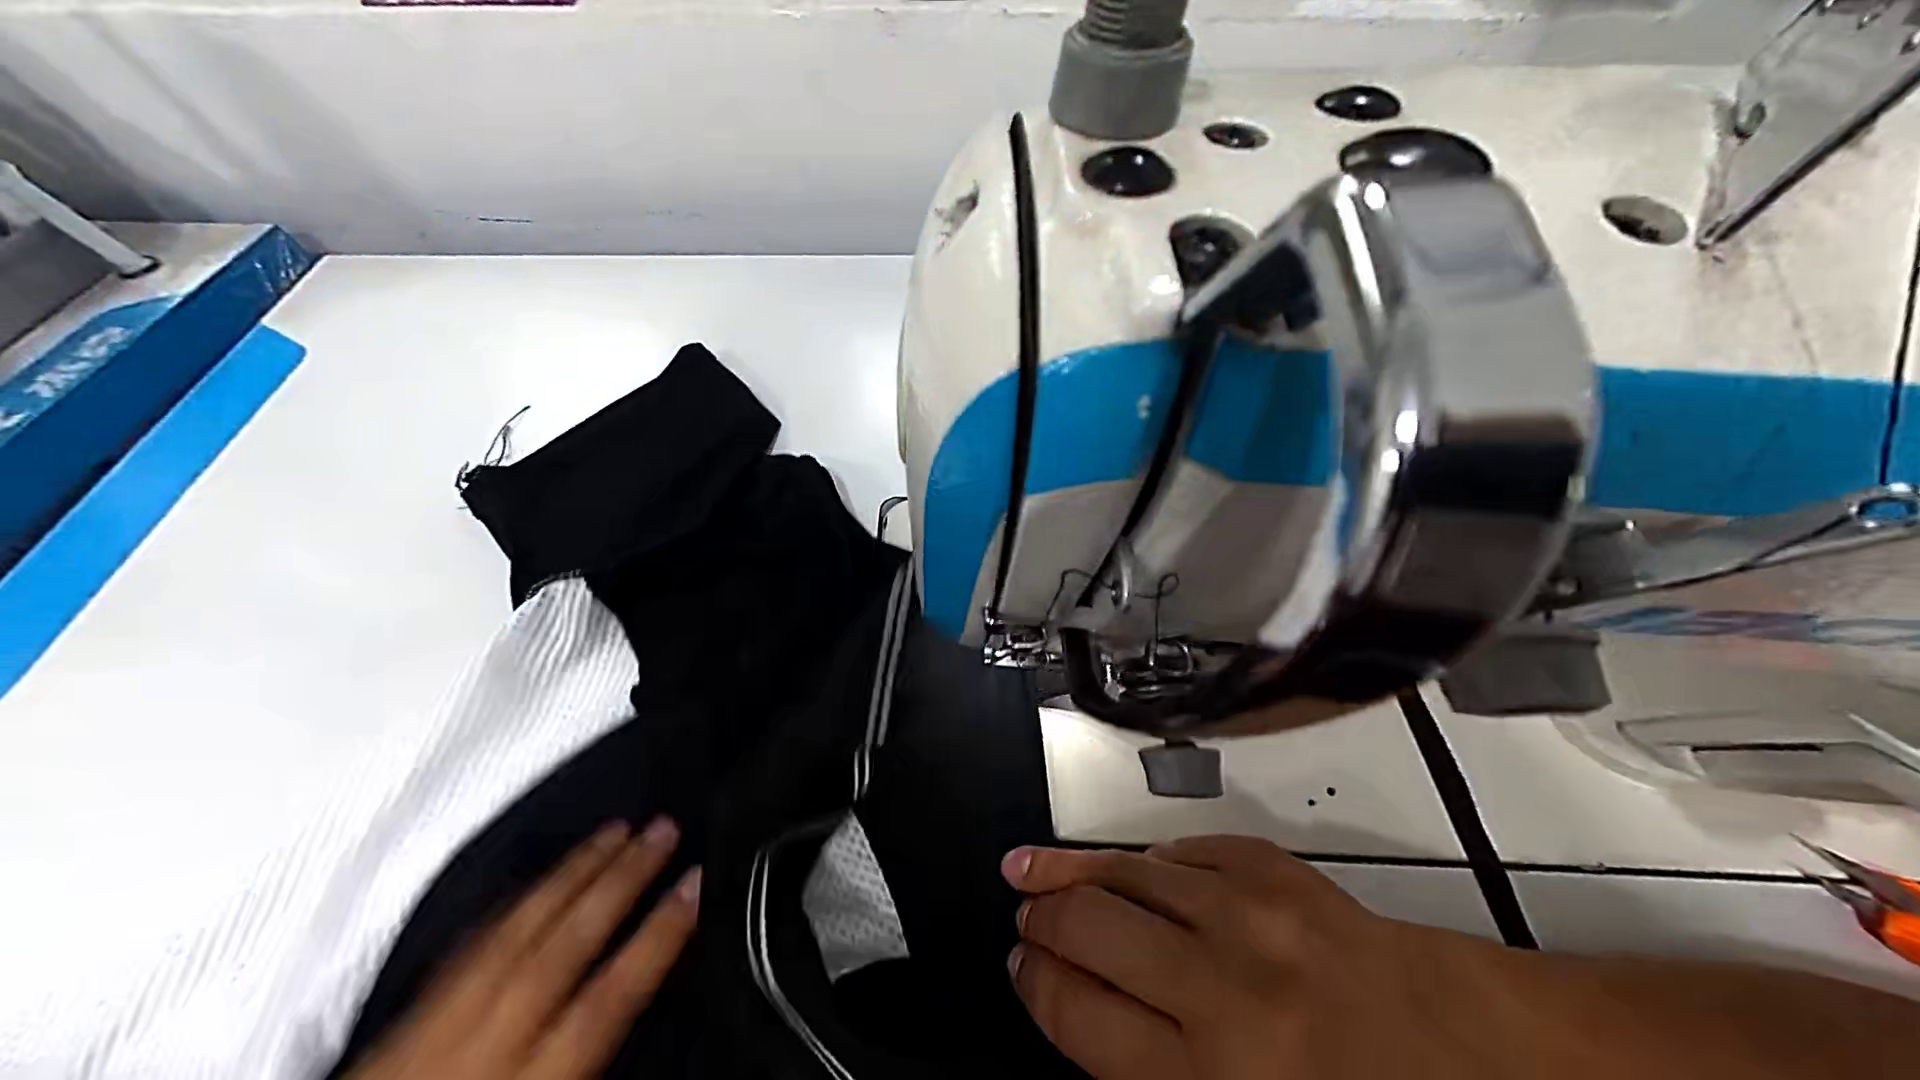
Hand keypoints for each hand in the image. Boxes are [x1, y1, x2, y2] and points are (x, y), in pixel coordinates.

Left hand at [348, 819, 700, 1079]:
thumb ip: (590, 1067)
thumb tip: (644, 1019)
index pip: (603, 1000)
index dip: (656, 936)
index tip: (693, 884)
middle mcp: (477, 1051)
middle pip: (559, 947)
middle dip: (617, 880)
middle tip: (661, 830)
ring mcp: (431, 1033)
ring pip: (512, 934)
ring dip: (571, 874)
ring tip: (615, 830)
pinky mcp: (399, 1027)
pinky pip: (465, 948)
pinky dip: (511, 905)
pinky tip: (536, 881)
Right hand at [1000, 835, 1512, 1079]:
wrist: (1473, 1058)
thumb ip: (1148, 1068)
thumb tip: (1075, 1001)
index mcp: (1216, 1077)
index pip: (1079, 1010)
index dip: (1034, 983)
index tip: (1018, 966)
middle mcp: (1224, 987)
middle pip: (1087, 926)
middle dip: (1039, 917)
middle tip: (1021, 914)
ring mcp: (1249, 912)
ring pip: (1123, 872)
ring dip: (1069, 871)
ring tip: (1031, 867)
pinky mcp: (1271, 866)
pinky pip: (1177, 852)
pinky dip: (1143, 861)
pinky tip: (1123, 869)